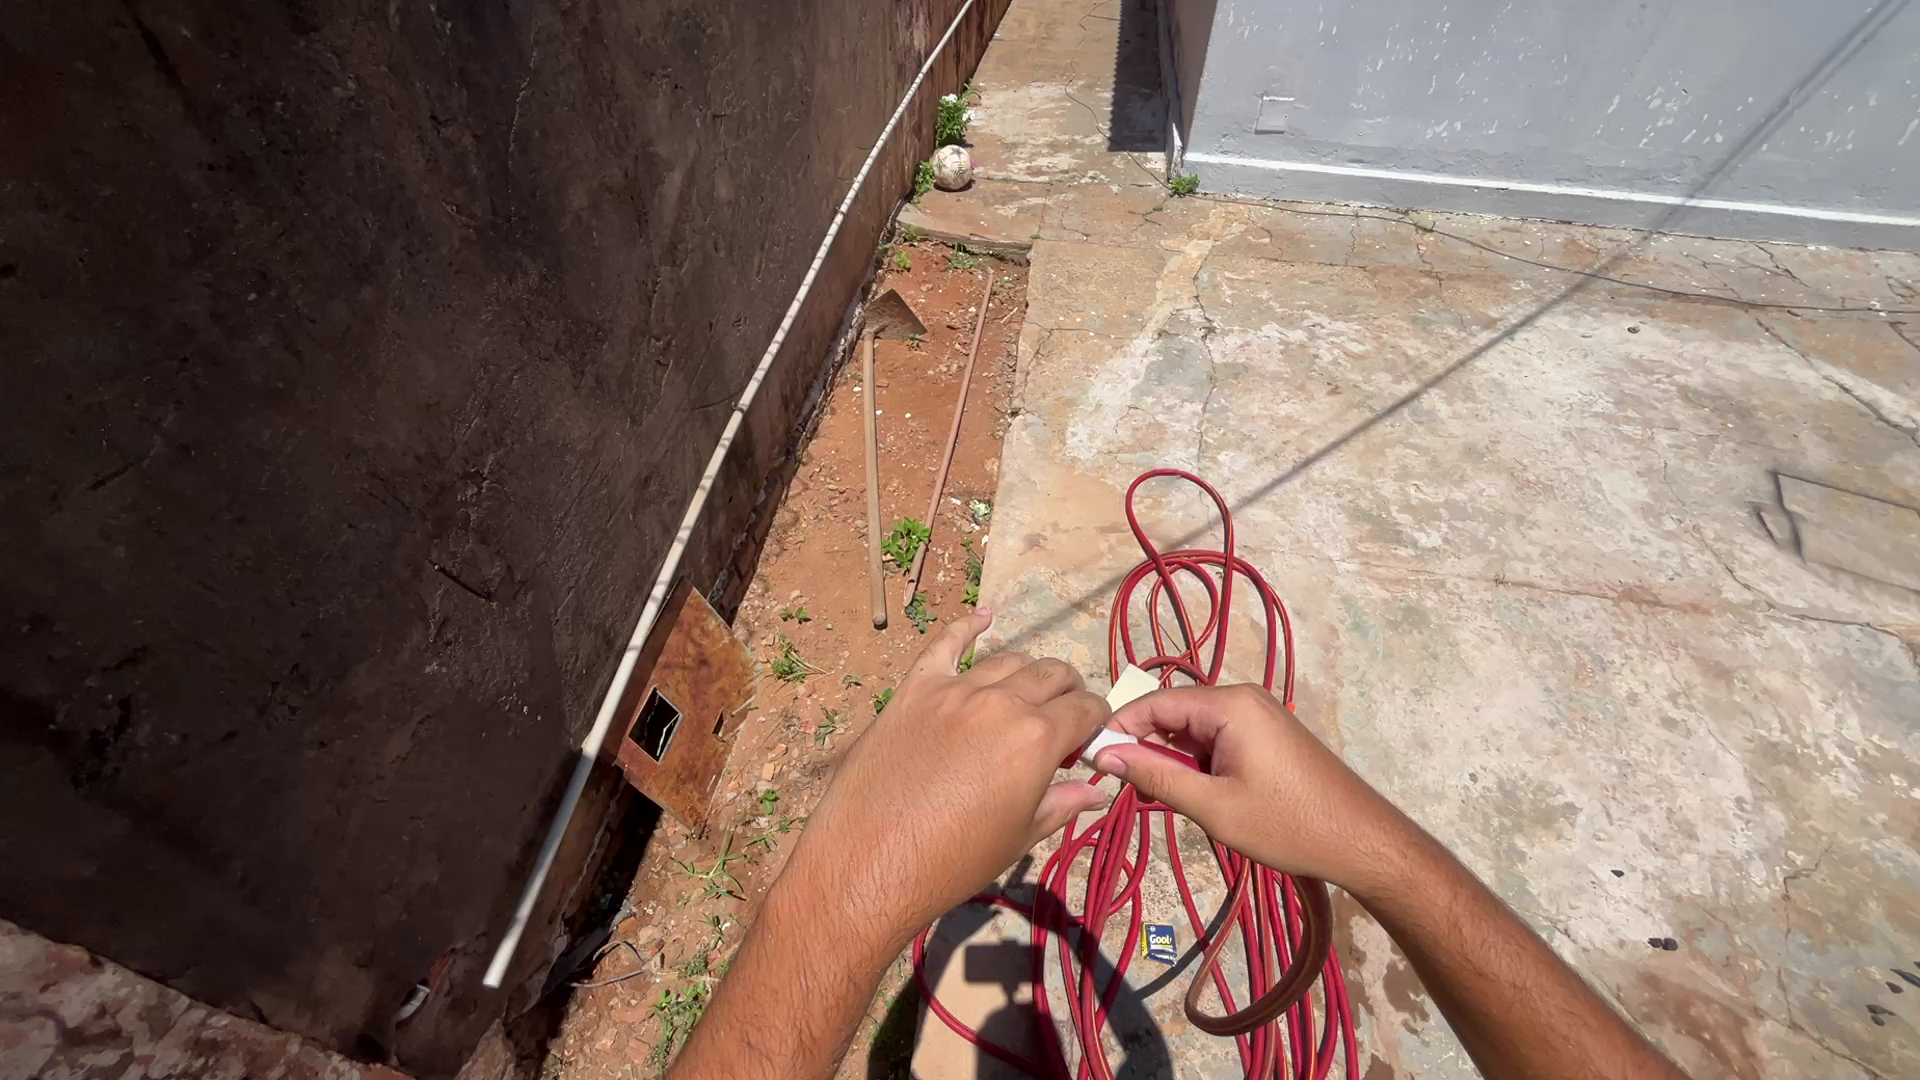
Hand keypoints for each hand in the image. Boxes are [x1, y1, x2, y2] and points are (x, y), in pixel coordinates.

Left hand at [775, 609, 1110, 949]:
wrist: (868, 861)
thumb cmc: (951, 862)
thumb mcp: (1018, 838)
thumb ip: (1062, 803)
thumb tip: (1097, 789)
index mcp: (1036, 739)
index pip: (1085, 709)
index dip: (1096, 720)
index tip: (1091, 733)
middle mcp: (1001, 701)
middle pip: (1051, 674)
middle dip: (1069, 690)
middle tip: (1065, 712)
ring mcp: (955, 688)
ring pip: (1007, 660)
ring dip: (1028, 672)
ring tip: (1029, 690)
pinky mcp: (915, 687)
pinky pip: (945, 643)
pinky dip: (967, 626)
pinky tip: (983, 618)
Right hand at [1094, 684, 1409, 894]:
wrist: (1365, 844)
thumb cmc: (1287, 825)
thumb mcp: (1212, 806)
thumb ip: (1154, 775)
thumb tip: (1105, 755)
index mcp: (1229, 705)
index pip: (1155, 702)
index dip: (1120, 726)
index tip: (1093, 756)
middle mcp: (1241, 697)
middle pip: (1174, 712)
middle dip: (1145, 745)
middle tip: (1125, 785)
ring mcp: (1257, 713)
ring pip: (1193, 727)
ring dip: (1171, 756)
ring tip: (1157, 794)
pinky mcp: (1266, 732)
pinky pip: (1215, 736)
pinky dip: (1196, 760)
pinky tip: (1191, 790)